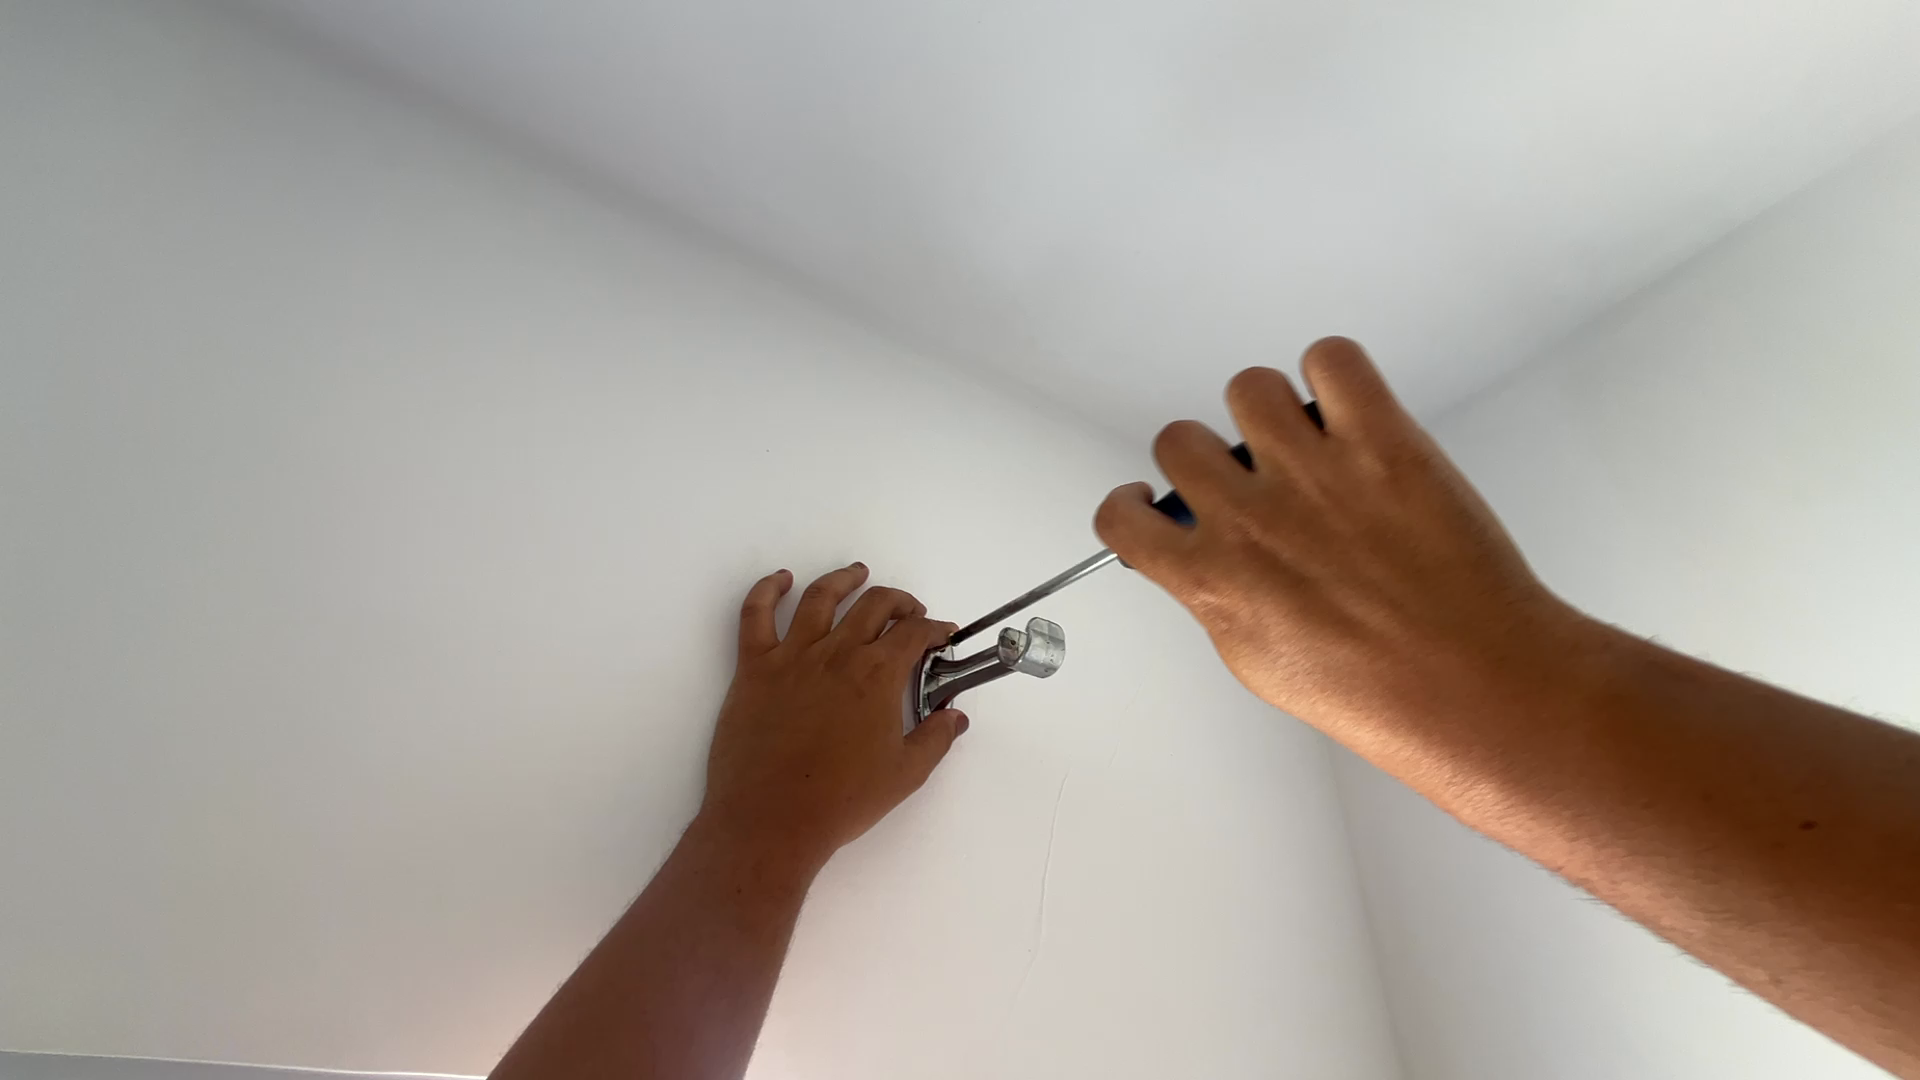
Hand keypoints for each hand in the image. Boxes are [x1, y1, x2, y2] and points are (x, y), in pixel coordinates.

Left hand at [696, 563, 968, 876]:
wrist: (770, 821)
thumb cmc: (841, 801)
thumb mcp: (905, 775)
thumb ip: (936, 739)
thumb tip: (956, 716)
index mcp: (877, 675)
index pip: (915, 633)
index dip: (935, 629)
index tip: (942, 634)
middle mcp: (838, 652)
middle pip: (875, 605)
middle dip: (900, 602)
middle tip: (909, 611)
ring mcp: (792, 655)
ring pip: (821, 597)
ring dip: (844, 579)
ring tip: (857, 573)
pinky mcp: (754, 667)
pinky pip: (755, 615)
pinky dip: (767, 589)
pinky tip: (781, 579)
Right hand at [1094, 337, 1585, 764]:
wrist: (1471, 684)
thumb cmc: (1370, 689)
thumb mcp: (1253, 659)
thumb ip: (1213, 597)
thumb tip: (1202, 561)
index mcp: (1210, 577)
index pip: (1121, 518)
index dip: (1128, 505)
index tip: (1146, 502)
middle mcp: (1248, 517)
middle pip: (1176, 438)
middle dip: (1197, 455)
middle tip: (1235, 474)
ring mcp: (1312, 473)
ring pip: (1247, 388)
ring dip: (1259, 410)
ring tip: (1293, 438)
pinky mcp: (1380, 443)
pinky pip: (1330, 360)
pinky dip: (1329, 371)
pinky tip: (1340, 407)